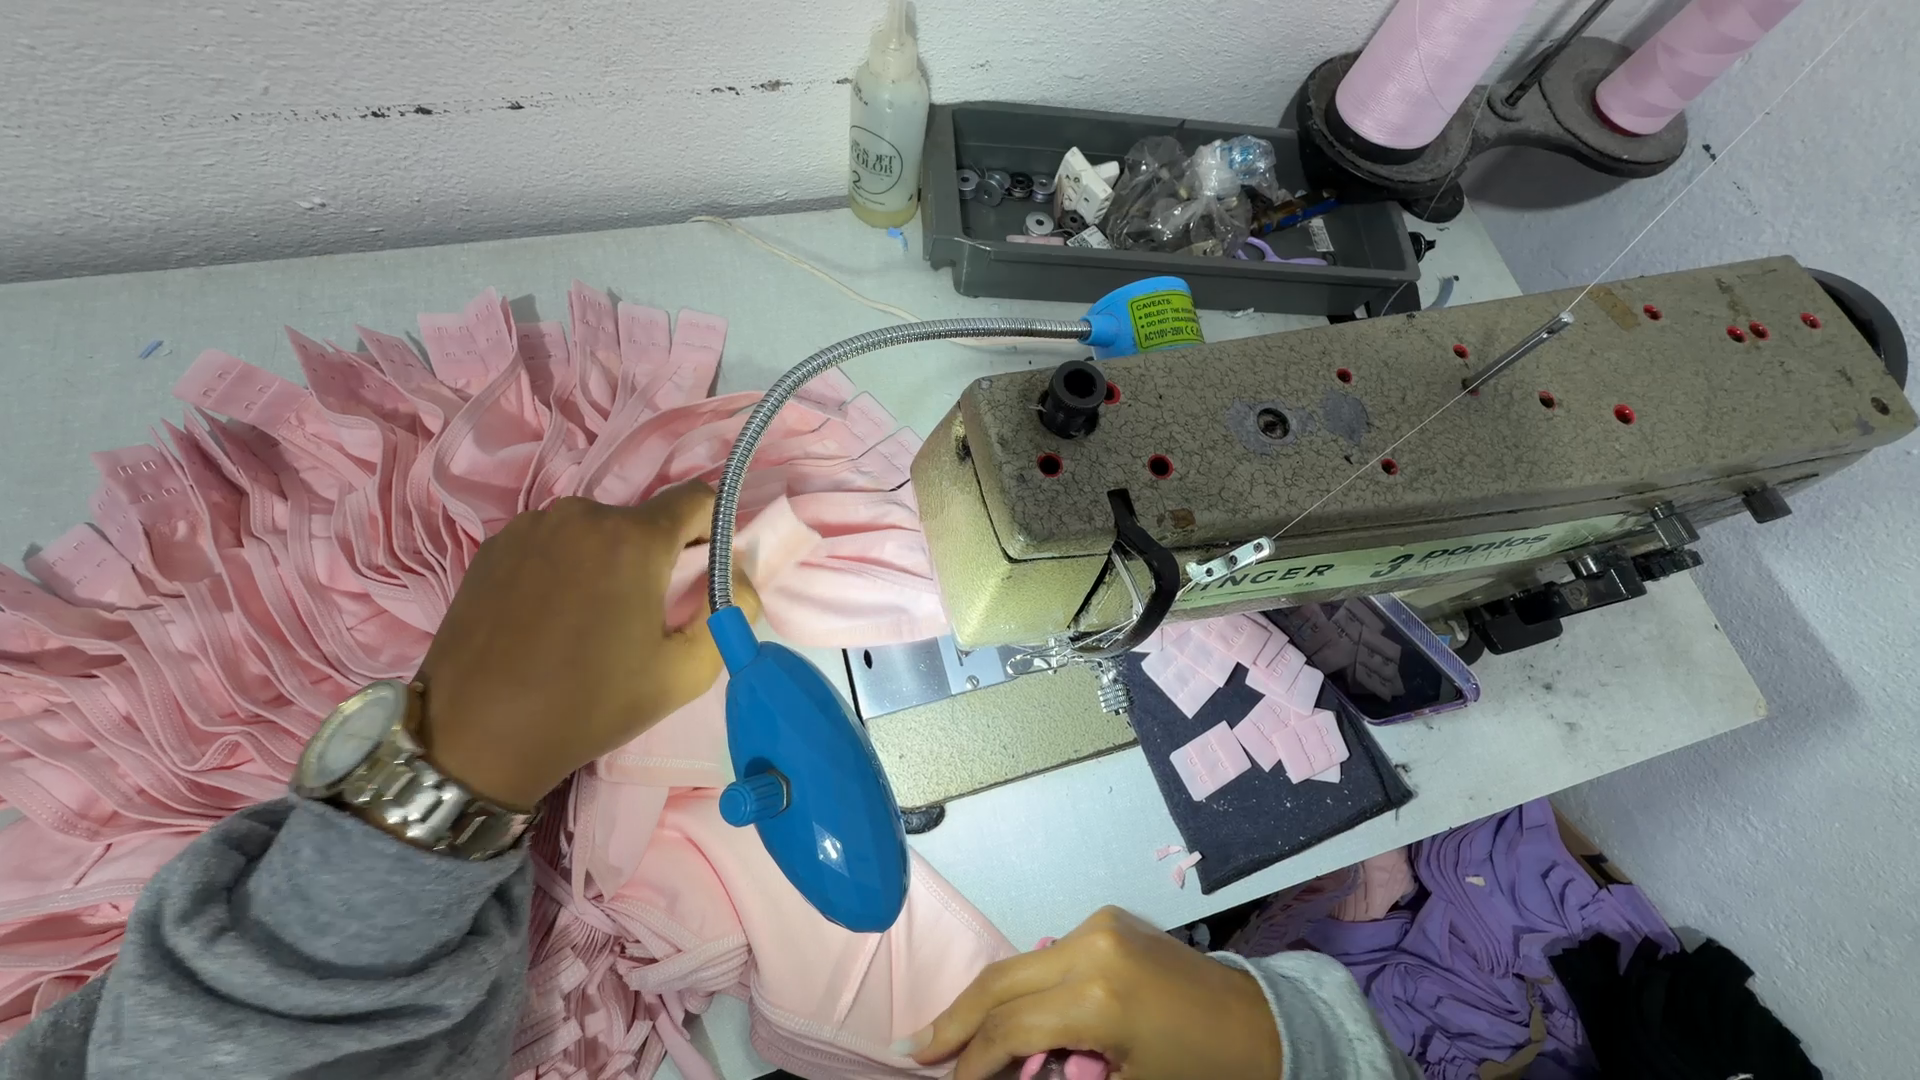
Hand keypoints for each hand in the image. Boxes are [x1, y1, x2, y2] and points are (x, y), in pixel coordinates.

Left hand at [414, 483, 758, 807]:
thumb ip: (732, 611)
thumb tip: (735, 573)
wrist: (476, 737)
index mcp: (633, 539)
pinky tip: (551, 615)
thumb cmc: (592, 705)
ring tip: (592, 617)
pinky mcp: (494, 546)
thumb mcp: (687, 672)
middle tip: (646, 613)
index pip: (697, 498)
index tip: (701, 575)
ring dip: (612, 559)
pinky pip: (556, 540)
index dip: (712, 530)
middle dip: (660, 555)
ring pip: (599, 529)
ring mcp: (531, 526)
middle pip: (646, 518)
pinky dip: (569, 565)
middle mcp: (581, 514)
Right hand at [908, 907, 1280, 1079]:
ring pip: (1021, 964)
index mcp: (1098, 994)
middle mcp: (1089, 943)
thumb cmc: (1202, 1070)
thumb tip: (1005, 1069)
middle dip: (955, 1017)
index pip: (1012, 1029)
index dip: (973, 1064)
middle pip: (1002, 980)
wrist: (1260, 1022)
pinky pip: (1048, 956)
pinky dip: (1024, 988)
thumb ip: (1060, 1074)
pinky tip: (1009, 1013)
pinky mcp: (1105, 918)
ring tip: (951, 1034)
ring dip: (987, 1002)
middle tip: (913, 1049)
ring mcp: (1097, 922)